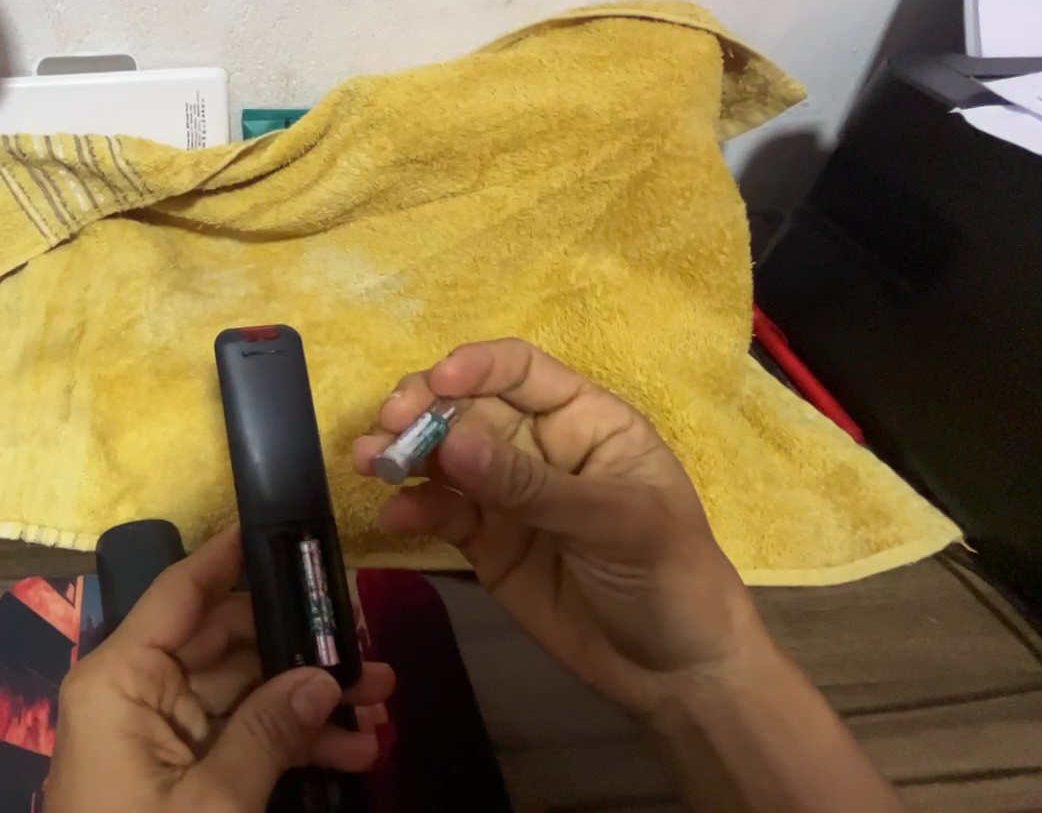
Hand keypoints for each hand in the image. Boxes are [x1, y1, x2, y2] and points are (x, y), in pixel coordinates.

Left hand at [45, 527, 395, 812]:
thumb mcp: (213, 805)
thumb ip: (268, 733)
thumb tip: (324, 678)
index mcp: (121, 677)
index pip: (180, 593)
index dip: (226, 557)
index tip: (273, 528)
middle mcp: (137, 689)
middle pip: (223, 641)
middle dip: (295, 644)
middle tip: (362, 640)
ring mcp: (161, 730)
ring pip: (242, 690)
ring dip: (306, 697)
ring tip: (382, 698)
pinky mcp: (180, 768)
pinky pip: (239, 734)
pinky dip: (289, 740)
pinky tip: (352, 750)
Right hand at [352, 339, 762, 718]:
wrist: (673, 676)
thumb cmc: (669, 578)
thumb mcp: (613, 523)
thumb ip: (528, 484)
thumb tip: (450, 445)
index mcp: (580, 419)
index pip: (519, 370)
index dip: (475, 366)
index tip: (435, 382)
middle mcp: (532, 443)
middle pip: (463, 406)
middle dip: (420, 408)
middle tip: (387, 424)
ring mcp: (500, 489)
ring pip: (438, 453)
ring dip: (399, 451)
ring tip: (368, 462)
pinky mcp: (478, 535)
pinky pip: (436, 510)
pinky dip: (410, 509)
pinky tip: (392, 518)